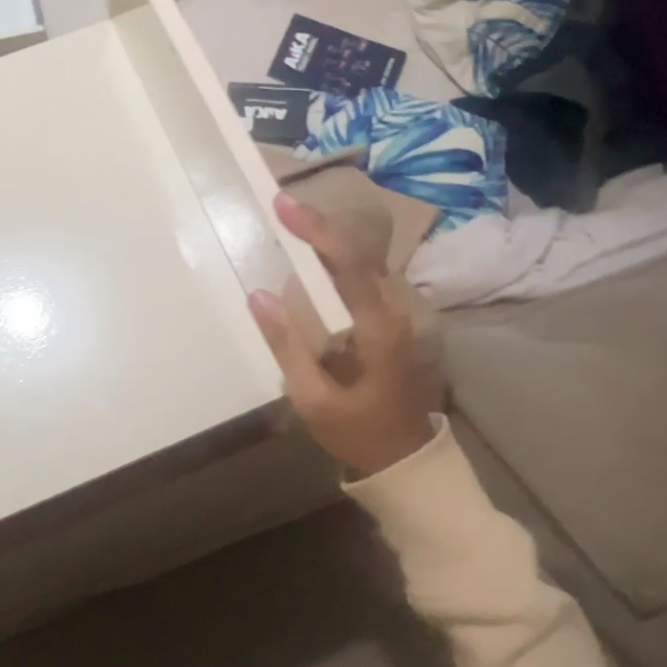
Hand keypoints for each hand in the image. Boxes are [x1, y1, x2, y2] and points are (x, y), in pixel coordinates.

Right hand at [250, 193, 437, 477]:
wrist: (406, 460)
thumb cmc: (358, 432)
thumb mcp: (313, 398)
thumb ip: (287, 345)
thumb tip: (260, 293)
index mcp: (377, 326)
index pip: (347, 262)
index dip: (315, 229)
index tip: (283, 205)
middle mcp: (393, 311)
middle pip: (355, 253)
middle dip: (317, 227)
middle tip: (279, 209)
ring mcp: (395, 316)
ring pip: (359, 264)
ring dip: (325, 243)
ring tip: (289, 225)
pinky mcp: (389, 322)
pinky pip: (359, 281)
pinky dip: (333, 264)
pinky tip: (307, 264)